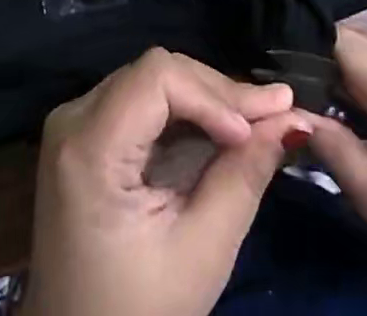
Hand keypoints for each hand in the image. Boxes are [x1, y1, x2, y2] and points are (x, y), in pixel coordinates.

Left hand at [20, 48, 305, 315]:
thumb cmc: (136, 310)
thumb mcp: (201, 250)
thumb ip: (244, 175)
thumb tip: (293, 117)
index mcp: (87, 147)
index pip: (157, 76)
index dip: (213, 93)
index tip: (255, 129)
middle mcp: (73, 118)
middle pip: (157, 73)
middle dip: (220, 93)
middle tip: (277, 114)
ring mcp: (77, 124)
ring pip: (154, 82)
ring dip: (209, 100)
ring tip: (260, 121)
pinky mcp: (88, 136)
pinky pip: (144, 103)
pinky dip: (189, 115)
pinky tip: (226, 131)